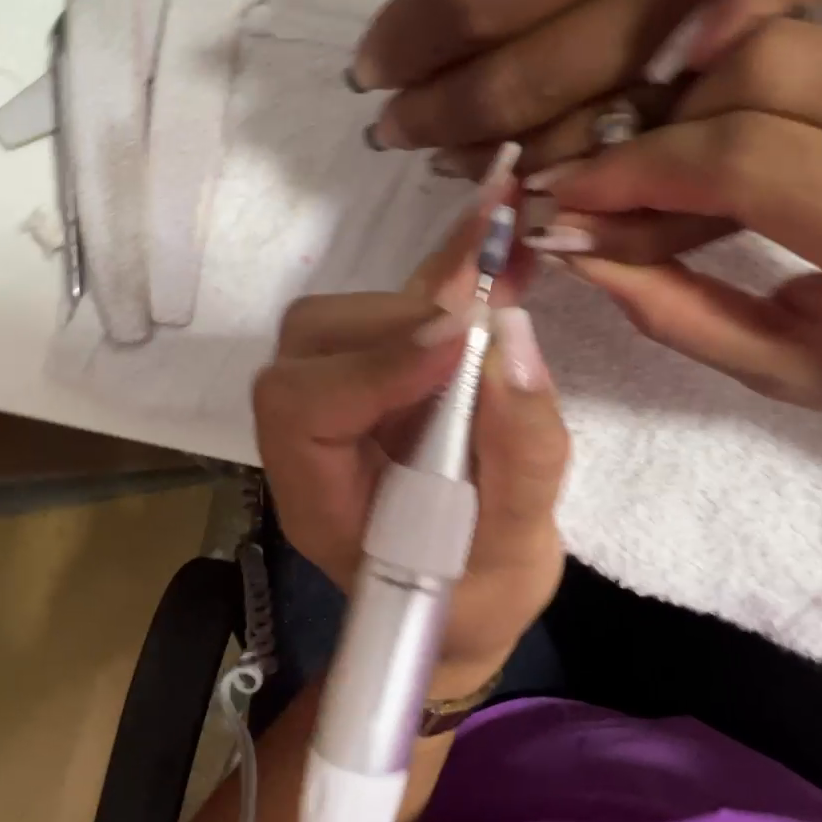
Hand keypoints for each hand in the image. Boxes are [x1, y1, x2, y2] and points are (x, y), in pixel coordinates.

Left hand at [253, 204, 570, 689]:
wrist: (466, 604)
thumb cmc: (478, 601)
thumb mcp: (514, 554)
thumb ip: (517, 459)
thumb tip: (513, 339)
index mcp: (319, 499)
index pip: (304, 409)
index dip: (374, 367)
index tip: (458, 346)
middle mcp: (313, 439)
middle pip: (318, 343)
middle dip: (405, 322)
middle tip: (487, 315)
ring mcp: (345, 400)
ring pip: (355, 315)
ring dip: (431, 288)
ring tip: (505, 263)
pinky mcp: (385, 376)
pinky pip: (404, 309)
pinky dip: (451, 265)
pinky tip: (496, 217)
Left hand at [328, 0, 801, 172]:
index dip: (413, 39)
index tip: (367, 70)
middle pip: (534, 78)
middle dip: (444, 115)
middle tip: (391, 131)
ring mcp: (745, 65)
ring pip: (588, 144)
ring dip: (502, 165)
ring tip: (445, 163)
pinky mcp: (770, 127)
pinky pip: (661, 198)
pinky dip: (587, 211)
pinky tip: (533, 203)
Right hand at [526, 0, 821, 440]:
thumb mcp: (779, 373)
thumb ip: (674, 311)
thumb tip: (570, 245)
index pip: (754, 164)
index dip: (642, 171)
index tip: (569, 197)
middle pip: (779, 68)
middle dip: (664, 120)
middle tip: (609, 170)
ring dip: (731, 11)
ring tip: (675, 78)